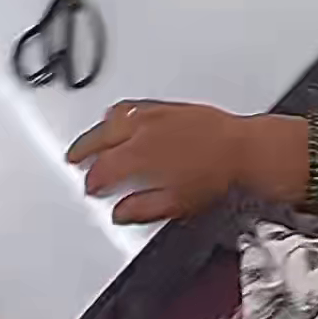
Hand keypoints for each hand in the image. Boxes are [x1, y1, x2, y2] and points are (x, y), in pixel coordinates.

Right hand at [66, 100, 306, 223]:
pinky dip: (122, 113)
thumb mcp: (175, 204)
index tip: (91, 188)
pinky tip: (123, 118)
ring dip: (100, 128)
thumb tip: (121, 213)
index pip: (103, 168)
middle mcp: (145, 130)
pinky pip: (136, 106)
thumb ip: (142, 209)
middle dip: (84, 149)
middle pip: (101, 137)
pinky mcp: (169, 106)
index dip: (92, 181)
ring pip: (116, 116)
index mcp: (140, 156)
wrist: (242, 150)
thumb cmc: (215, 175)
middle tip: (75, 159)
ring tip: (93, 138)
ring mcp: (157, 115)